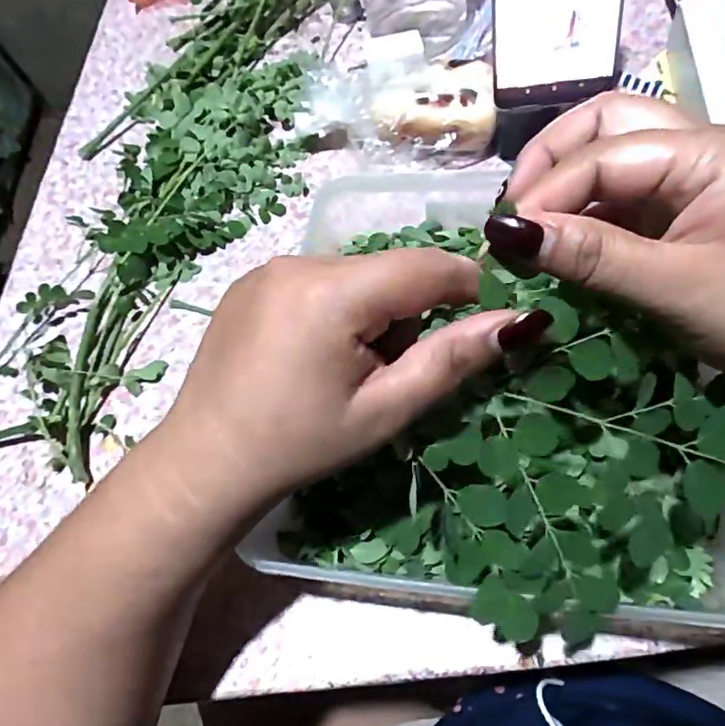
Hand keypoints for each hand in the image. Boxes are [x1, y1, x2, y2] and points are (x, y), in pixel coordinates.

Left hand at [145, 250, 537, 516]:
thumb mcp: (385, 410)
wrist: (205, 464)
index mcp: (331, 292)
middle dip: (414, 311)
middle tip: (397, 370)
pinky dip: (343, 308)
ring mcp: (269, 267)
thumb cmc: (301, 446)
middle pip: (391, 270)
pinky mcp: (253, 281)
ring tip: (354, 369)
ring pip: (359, 275)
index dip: (468, 287)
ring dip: (379, 311)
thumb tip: (519, 321)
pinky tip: (320, 357)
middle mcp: (298, 261)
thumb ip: (451, 359)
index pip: (426, 266)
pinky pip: (323, 280)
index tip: (485, 323)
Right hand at [495, 94, 724, 395]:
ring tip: (536, 236)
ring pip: (621, 166)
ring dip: (574, 194)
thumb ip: (595, 256)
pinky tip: (576, 252)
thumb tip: (507, 233)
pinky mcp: (702, 222)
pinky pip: (637, 206)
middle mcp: (707, 151)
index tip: (504, 240)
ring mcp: (706, 186)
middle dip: (555, 163)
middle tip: (516, 214)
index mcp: (712, 149)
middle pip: (612, 127)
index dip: (548, 191)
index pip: (606, 151)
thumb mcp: (680, 288)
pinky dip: (599, 223)